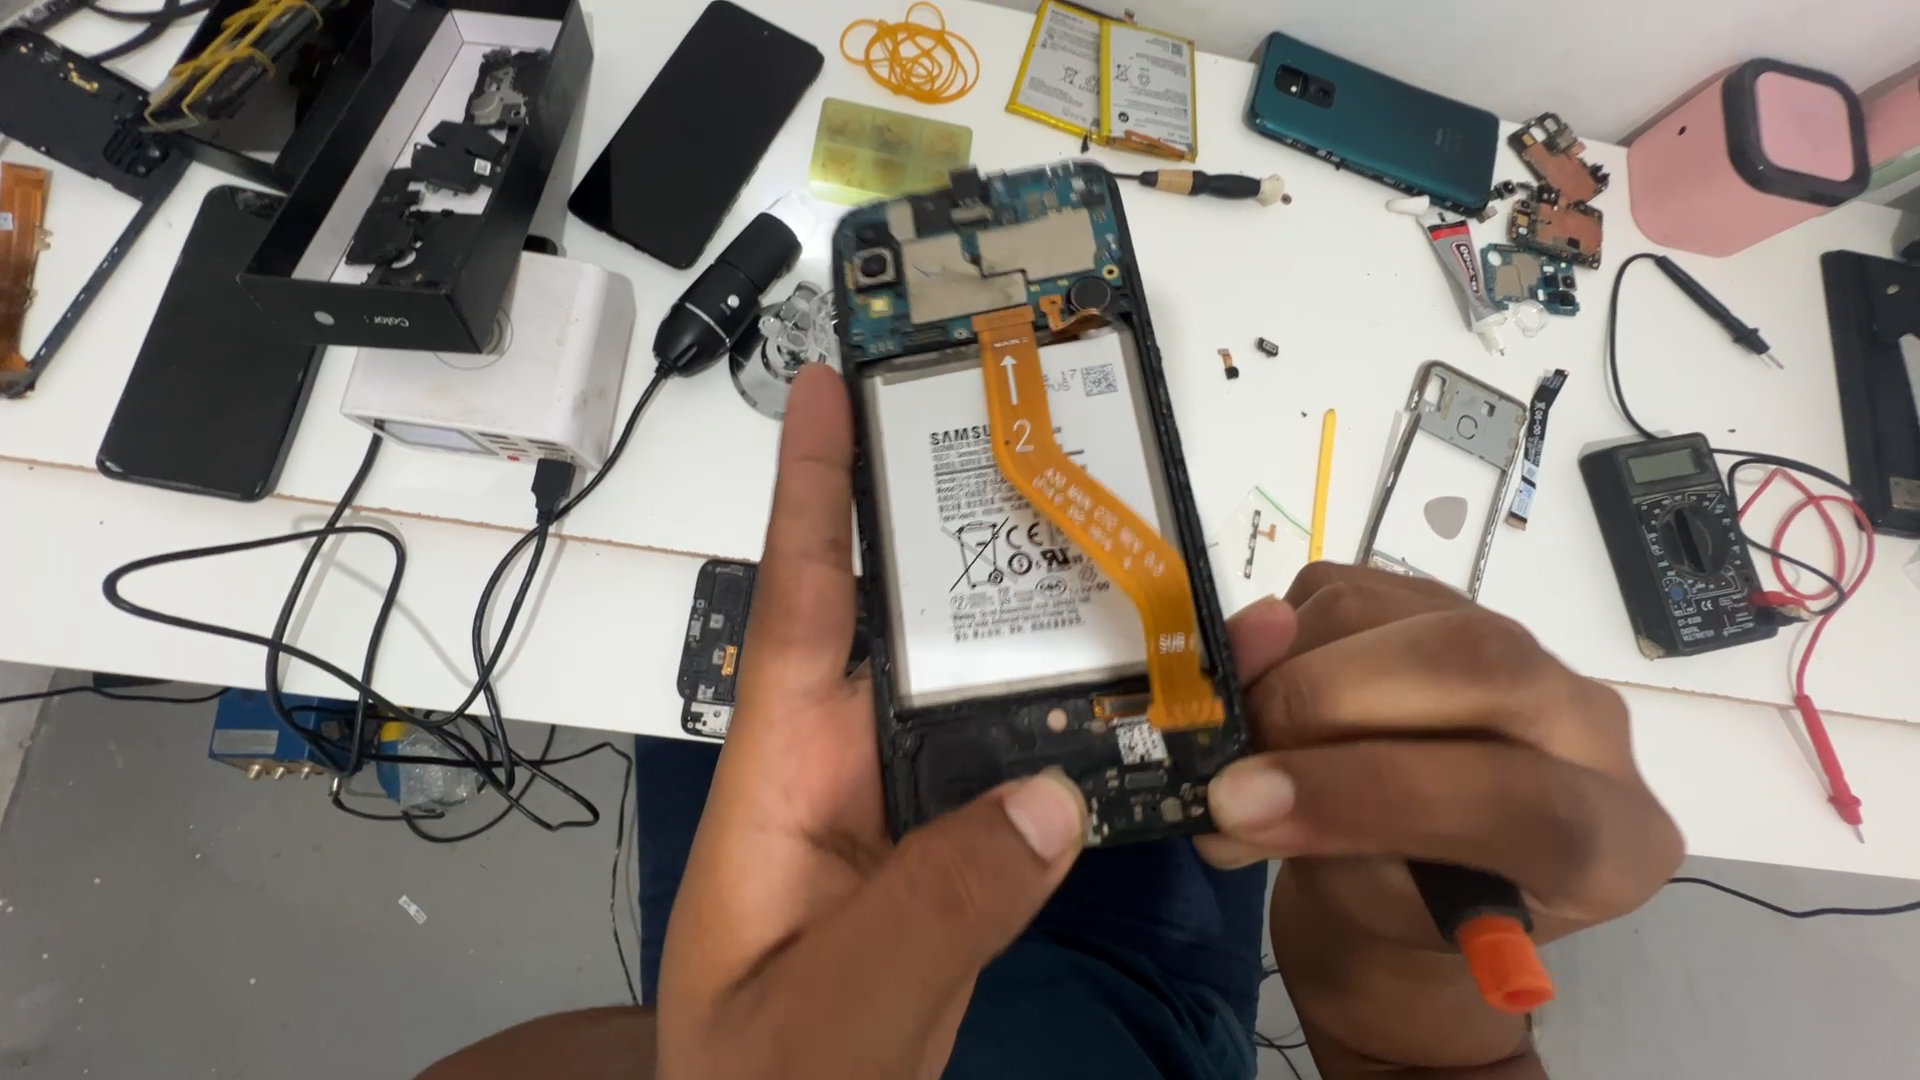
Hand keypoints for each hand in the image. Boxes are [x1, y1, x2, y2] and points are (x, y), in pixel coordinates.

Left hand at [655, 366, 1090, 1078]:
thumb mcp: (830, 1012)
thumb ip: (930, 913)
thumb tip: (1052, 800)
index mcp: (785, 771)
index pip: (796, 600)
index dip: (810, 487)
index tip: (828, 385)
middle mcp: (856, 757)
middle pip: (920, 618)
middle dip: (976, 529)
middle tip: (1046, 449)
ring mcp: (919, 794)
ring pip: (996, 685)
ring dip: (1068, 633)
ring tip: (1156, 573)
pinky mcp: (968, 837)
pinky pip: (1035, 758)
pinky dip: (1095, 726)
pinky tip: (1162, 698)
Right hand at [1200, 565, 1682, 1069]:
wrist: (1409, 857)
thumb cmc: (1395, 901)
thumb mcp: (1356, 903)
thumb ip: (1311, 840)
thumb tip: (1230, 784)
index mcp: (1609, 842)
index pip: (1519, 803)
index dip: (1365, 795)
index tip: (1241, 804)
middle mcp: (1584, 720)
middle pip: (1471, 660)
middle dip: (1324, 695)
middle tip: (1241, 736)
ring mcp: (1508, 639)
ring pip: (1381, 608)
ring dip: (1283, 662)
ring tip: (1250, 724)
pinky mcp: (1435, 597)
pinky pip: (1337, 586)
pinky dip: (1278, 634)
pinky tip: (1275, 685)